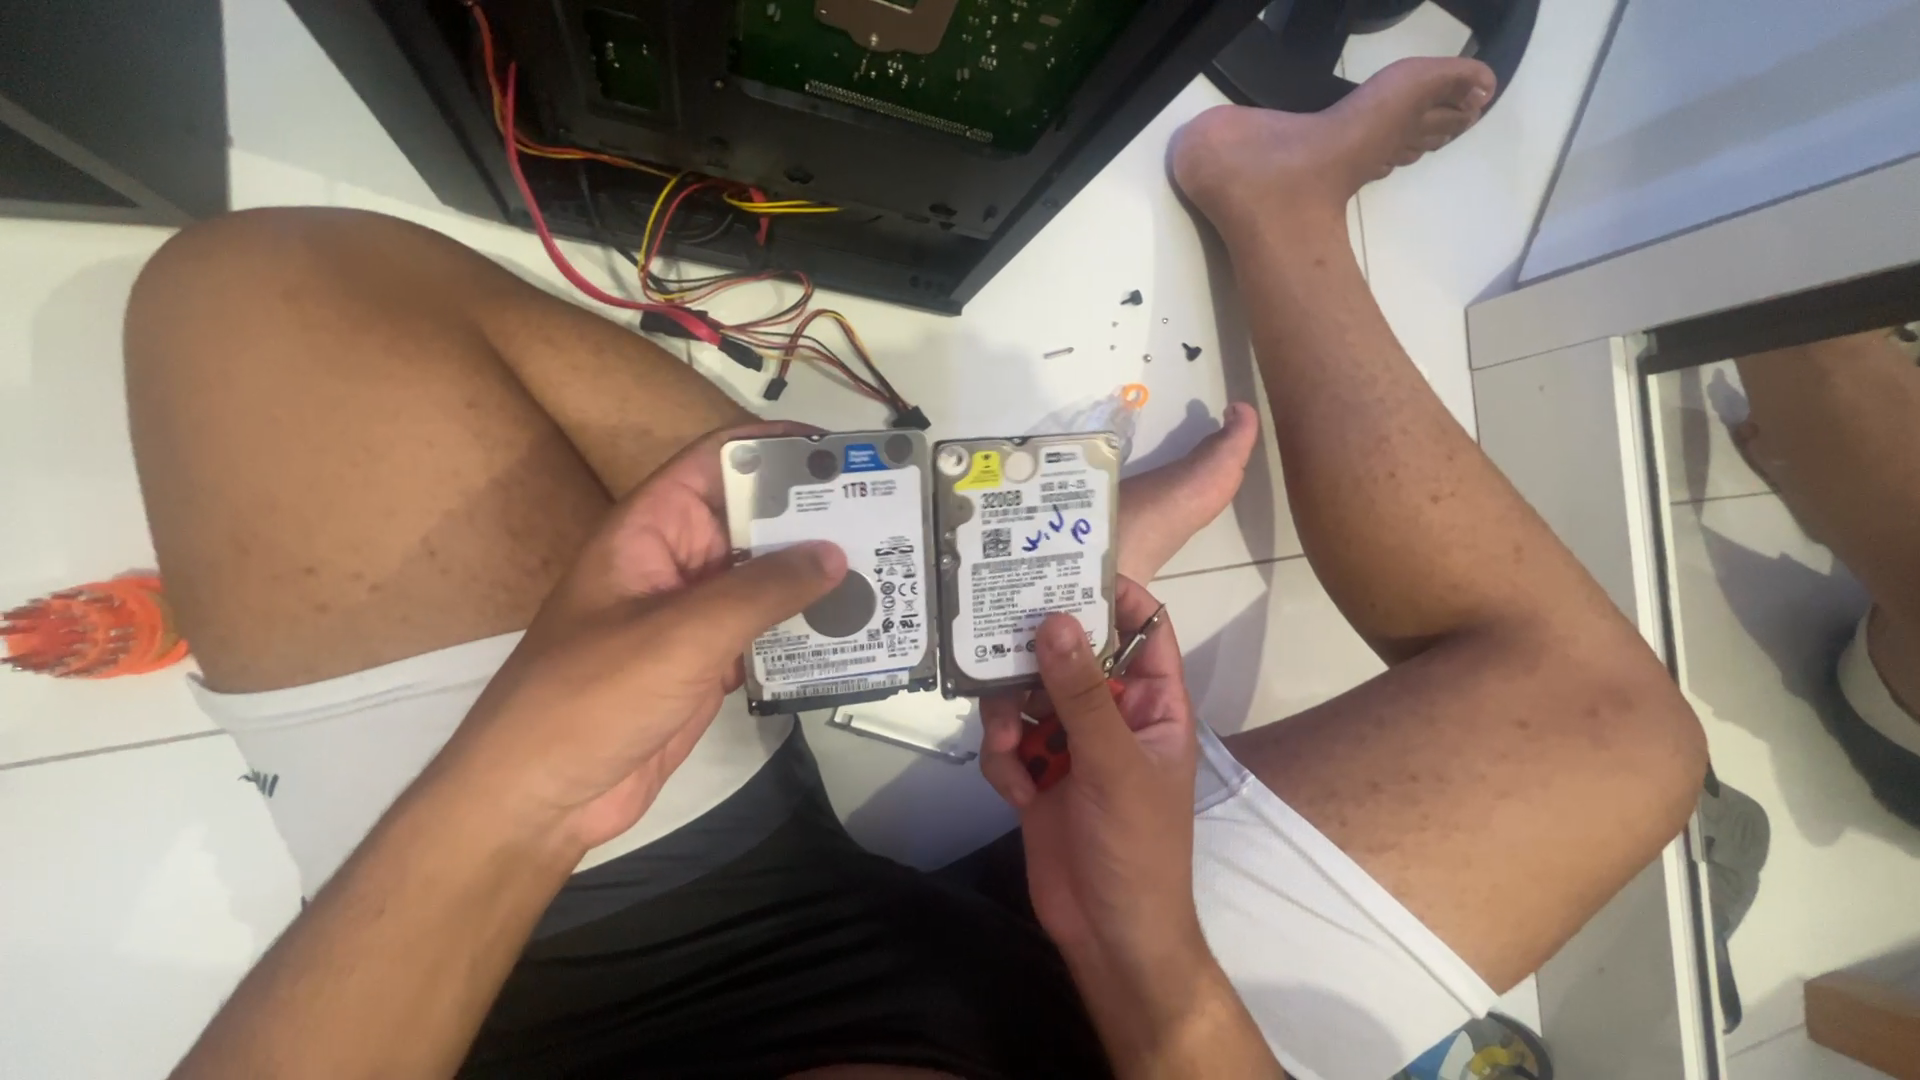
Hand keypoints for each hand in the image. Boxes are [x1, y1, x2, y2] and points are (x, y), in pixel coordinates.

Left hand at [432, 421, 846, 850]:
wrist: (541, 796)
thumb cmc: (592, 697)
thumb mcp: (682, 633)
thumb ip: (763, 591)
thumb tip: (835, 554)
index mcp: (652, 529)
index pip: (717, 462)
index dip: (775, 447)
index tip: (840, 453)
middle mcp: (677, 562)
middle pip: (753, 520)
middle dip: (813, 515)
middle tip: (884, 517)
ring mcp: (694, 614)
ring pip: (766, 578)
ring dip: (816, 576)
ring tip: (884, 569)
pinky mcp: (709, 660)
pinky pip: (767, 630)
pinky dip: (804, 629)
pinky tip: (852, 631)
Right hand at [978, 578, 1206, 982]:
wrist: (1107, 937)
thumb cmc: (1136, 848)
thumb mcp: (1114, 765)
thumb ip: (1082, 694)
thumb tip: (1056, 620)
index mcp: (1153, 704)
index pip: (1142, 629)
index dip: (1111, 594)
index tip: (1062, 567)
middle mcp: (1112, 714)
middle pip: (1070, 655)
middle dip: (1033, 656)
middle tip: (994, 640)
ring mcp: (1072, 744)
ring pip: (1028, 695)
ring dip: (1008, 714)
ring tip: (1005, 742)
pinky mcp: (1038, 773)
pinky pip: (1010, 741)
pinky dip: (1004, 760)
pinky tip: (1015, 790)